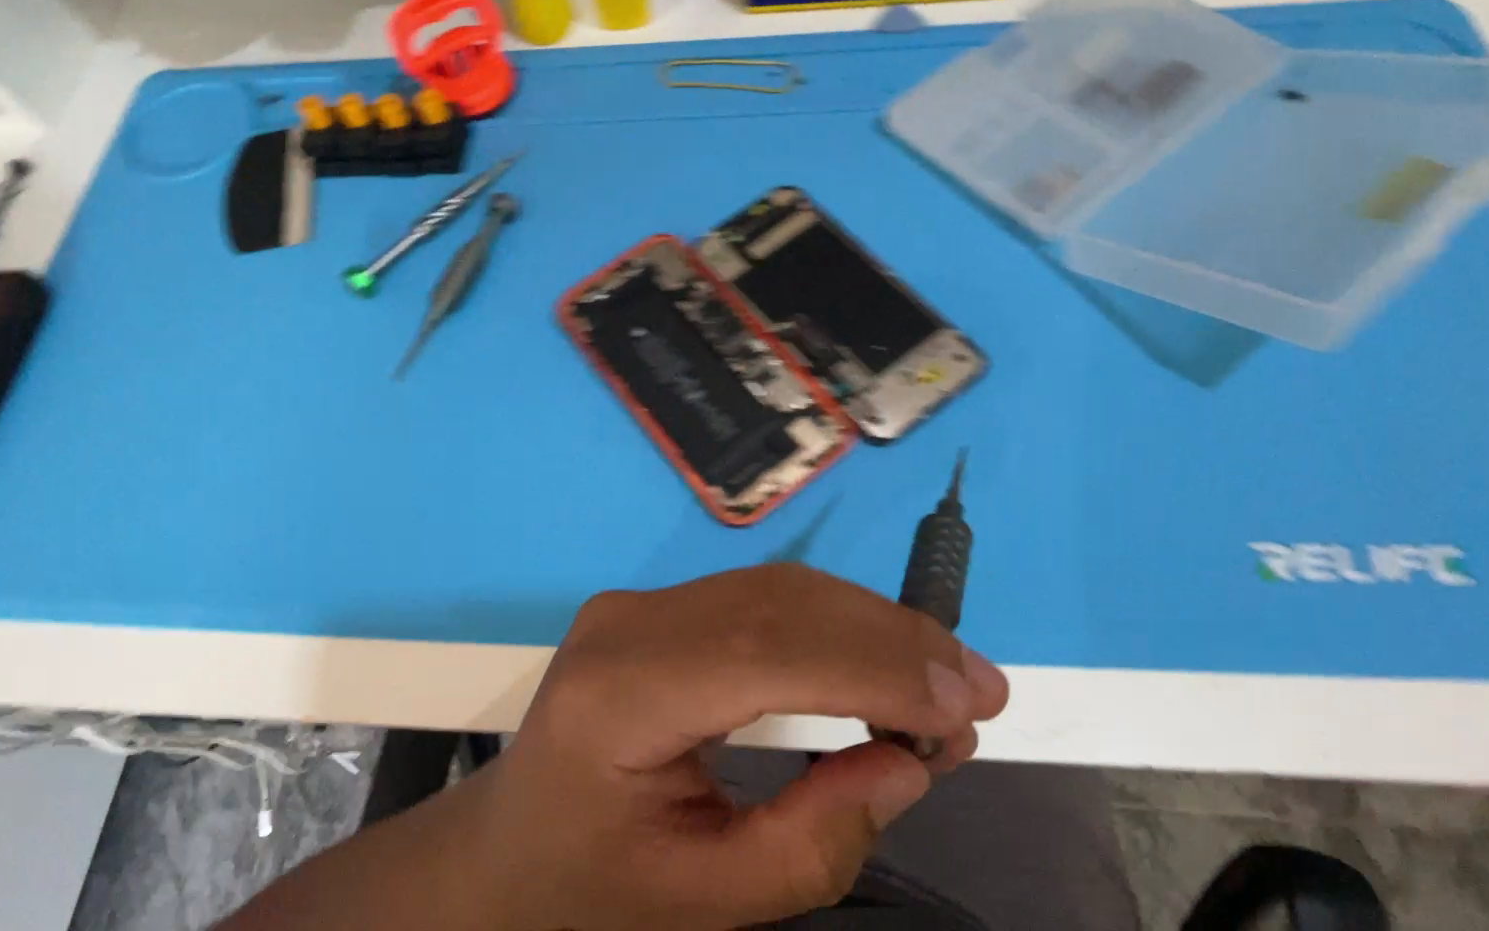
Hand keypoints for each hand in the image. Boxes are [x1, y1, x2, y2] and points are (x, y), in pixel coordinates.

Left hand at [454, 562, 1009, 930]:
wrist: (508, 851)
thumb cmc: (594, 887)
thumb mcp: (708, 898)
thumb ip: (815, 839)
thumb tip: (908, 761)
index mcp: (620, 694)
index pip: (764, 650)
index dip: (873, 667)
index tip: (964, 707)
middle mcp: (628, 624)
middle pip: (782, 604)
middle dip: (892, 641)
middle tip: (980, 695)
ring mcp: (641, 605)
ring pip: (783, 590)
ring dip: (875, 628)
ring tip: (948, 687)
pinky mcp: (661, 609)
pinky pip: (765, 601)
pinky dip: (838, 627)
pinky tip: (884, 666)